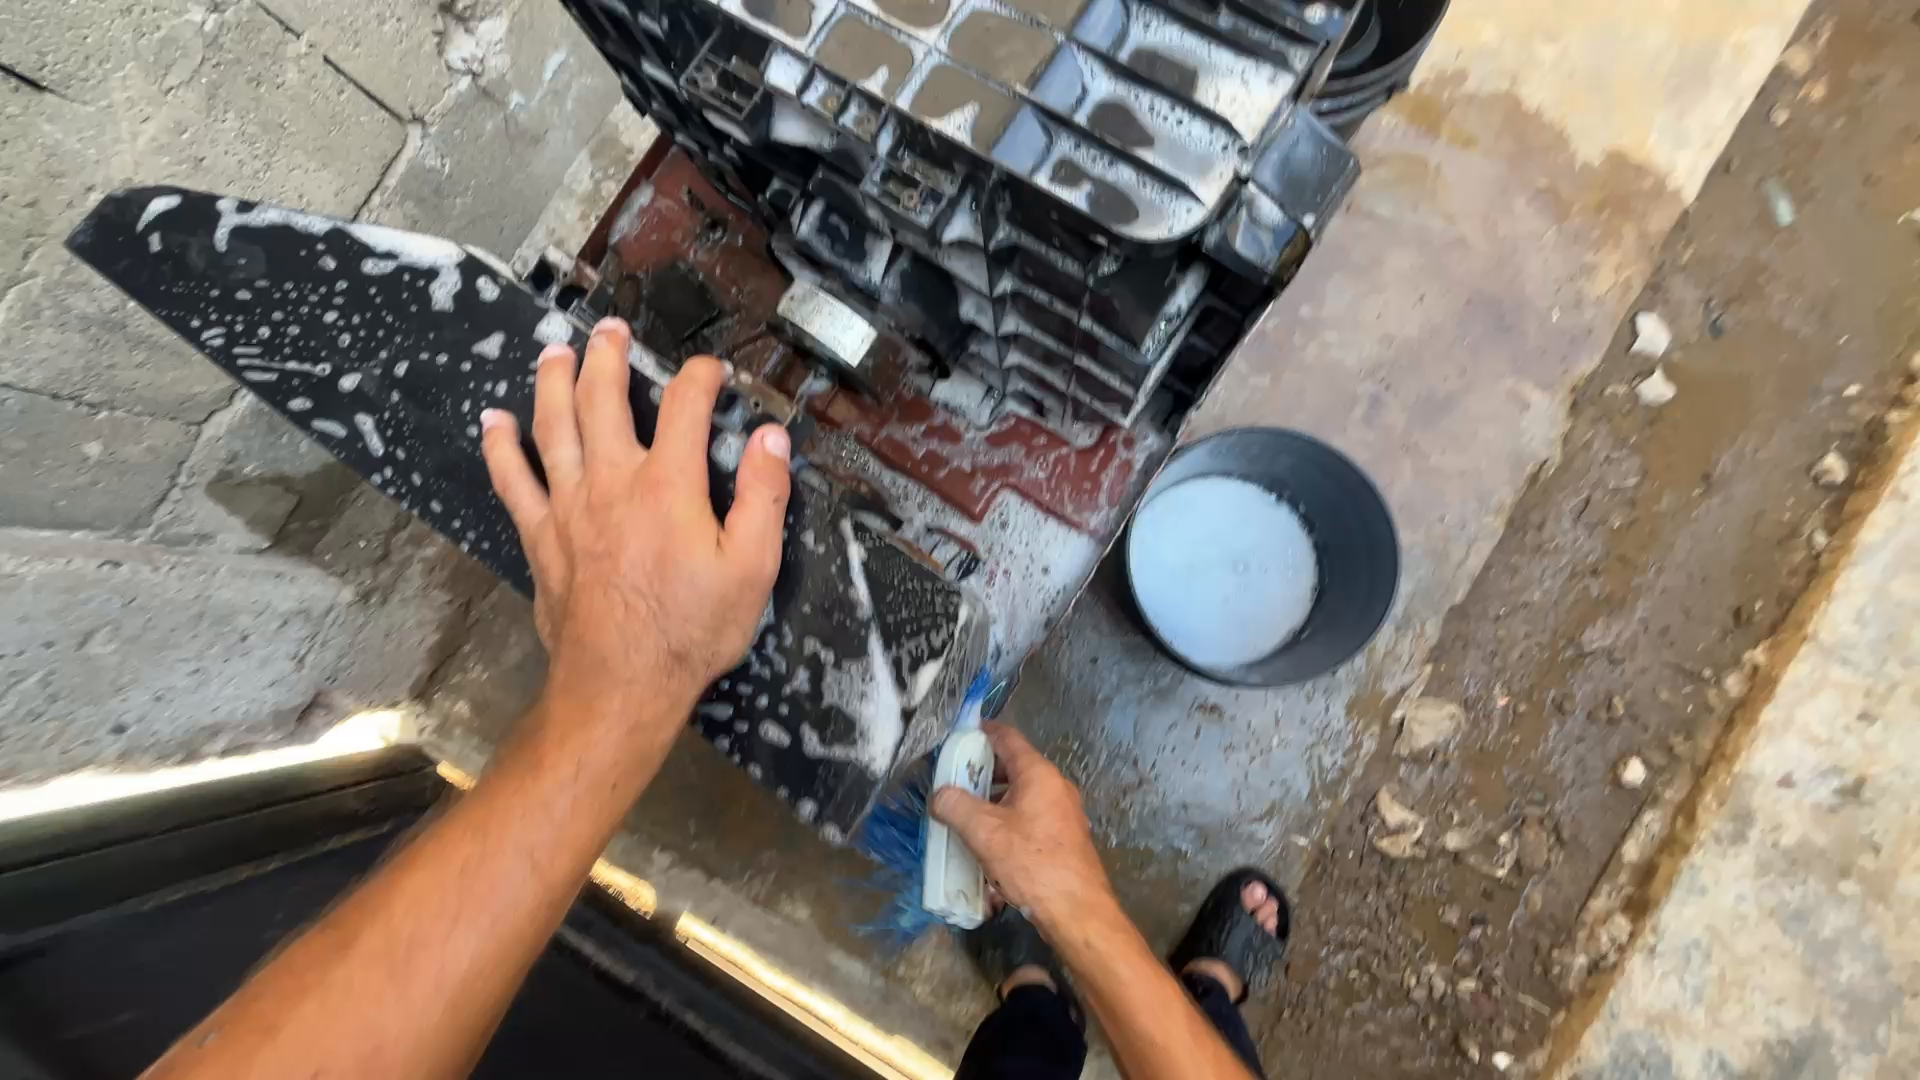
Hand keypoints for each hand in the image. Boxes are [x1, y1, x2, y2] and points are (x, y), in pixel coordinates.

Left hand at [479, 317, 792, 733]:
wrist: (623, 683)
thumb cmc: (696, 627)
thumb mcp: (754, 566)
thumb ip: (766, 496)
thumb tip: (772, 435)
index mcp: (670, 484)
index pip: (685, 407)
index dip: (700, 378)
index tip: (712, 369)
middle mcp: (612, 480)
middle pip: (602, 399)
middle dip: (607, 356)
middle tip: (609, 328)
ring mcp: (568, 506)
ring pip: (553, 426)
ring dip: (551, 381)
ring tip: (554, 350)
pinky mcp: (541, 536)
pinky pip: (512, 479)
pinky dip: (501, 446)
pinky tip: (495, 421)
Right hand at [929, 723, 1115, 931]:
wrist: (1078, 911)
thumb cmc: (1032, 862)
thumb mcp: (984, 832)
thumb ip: (955, 806)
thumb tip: (939, 795)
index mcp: (1038, 774)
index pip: (1008, 738)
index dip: (984, 731)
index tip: (963, 732)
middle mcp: (1055, 786)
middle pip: (1014, 768)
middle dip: (984, 773)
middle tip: (956, 782)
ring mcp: (1064, 813)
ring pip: (1022, 796)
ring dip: (994, 803)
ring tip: (968, 818)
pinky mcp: (1066, 839)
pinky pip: (1031, 820)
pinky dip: (1009, 824)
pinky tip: (992, 851)